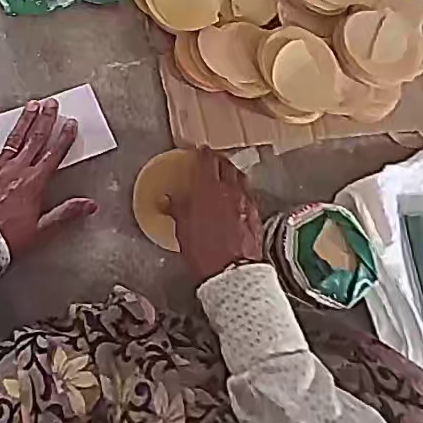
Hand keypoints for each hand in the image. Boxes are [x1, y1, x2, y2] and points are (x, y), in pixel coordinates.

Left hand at [0, 99, 96, 255]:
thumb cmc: (8, 238)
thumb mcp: (43, 229)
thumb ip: (66, 213)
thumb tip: (90, 205)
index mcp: (34, 183)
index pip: (54, 154)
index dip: (64, 137)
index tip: (70, 123)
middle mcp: (18, 171)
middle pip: (36, 140)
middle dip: (46, 120)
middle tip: (52, 104)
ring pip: (15, 139)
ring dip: (25, 121)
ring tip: (31, 105)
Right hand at [164, 148, 263, 284]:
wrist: (233, 272)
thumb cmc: (204, 251)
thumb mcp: (183, 229)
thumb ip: (177, 208)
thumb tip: (167, 198)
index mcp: (209, 189)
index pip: (207, 162)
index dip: (203, 153)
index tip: (200, 149)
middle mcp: (230, 189)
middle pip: (226, 165)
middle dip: (219, 159)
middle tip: (213, 159)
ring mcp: (246, 201)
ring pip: (240, 177)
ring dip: (232, 172)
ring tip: (226, 173)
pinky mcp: (255, 214)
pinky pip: (248, 194)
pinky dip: (242, 189)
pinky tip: (237, 195)